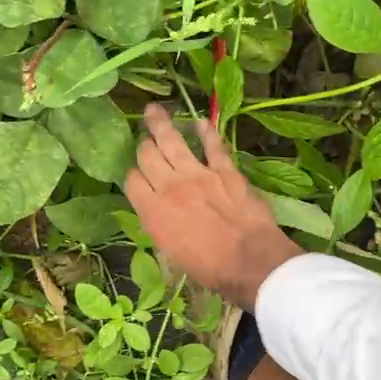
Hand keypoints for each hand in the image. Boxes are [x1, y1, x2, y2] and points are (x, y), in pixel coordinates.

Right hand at [125, 105, 302, 309]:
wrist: (248, 261)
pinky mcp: (224, 169)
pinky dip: (205, 130)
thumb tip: (157, 212)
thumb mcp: (171, 253)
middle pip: (147, 155)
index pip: (132, 180)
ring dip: (160, 123)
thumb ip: (160, 225)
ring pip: (172, 140)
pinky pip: (212, 144)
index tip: (136, 174)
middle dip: (143, 146)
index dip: (132, 175)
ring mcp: (198, 174)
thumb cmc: (208, 268)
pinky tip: (199, 121)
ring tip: (153, 111)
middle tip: (143, 140)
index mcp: (153, 212)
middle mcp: (170, 186)